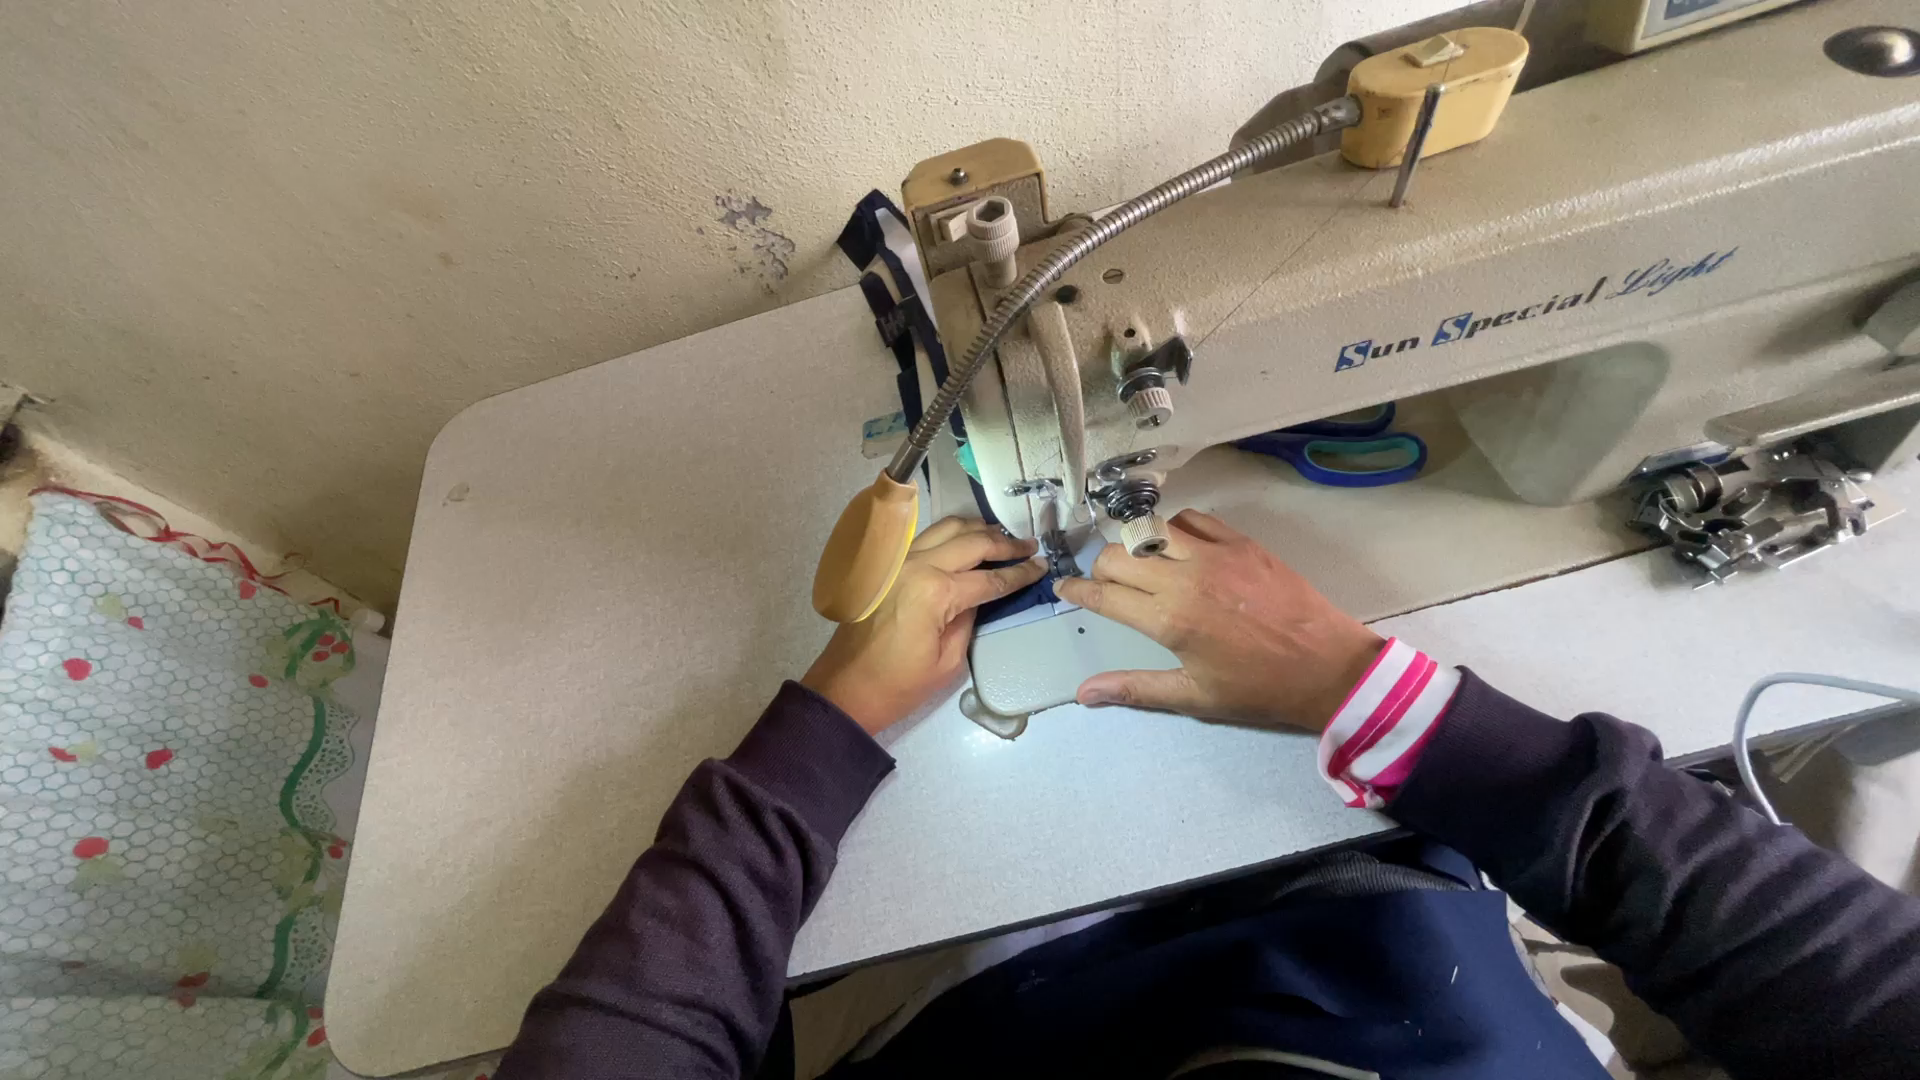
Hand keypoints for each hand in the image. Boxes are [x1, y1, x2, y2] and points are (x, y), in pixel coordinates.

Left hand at [803, 517, 1046, 734]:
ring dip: (977, 529)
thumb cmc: (898, 685)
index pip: (989, 577)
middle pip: (972, 542)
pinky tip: (964, 539)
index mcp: (935, 592)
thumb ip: (968, 620)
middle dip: (1005, 543)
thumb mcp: (948, 661)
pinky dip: (949, 533)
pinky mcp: (886, 565)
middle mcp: (917, 565)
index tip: (1041, 565)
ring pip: (946, 528)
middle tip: (1029, 546)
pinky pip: (924, 537)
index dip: (1019, 573)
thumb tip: (977, 597)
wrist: (845, 688)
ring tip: (1001, 537)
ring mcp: (898, 560)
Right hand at [1053, 510, 1382, 732]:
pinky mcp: (1240, 542)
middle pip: (1117, 555)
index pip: (1104, 595)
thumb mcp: (1194, 696)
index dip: (1078, 591)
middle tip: (1107, 583)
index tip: (1064, 587)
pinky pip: (1192, 519)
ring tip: (1141, 562)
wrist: (1329, 668)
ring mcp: (1213, 554)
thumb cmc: (1258, 689)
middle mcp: (1183, 579)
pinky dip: (1174, 529)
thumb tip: (1084, 694)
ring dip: (1135, 545)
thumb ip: (1135, 688)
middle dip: (1101, 568)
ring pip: (1150, 530)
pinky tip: (1178, 546)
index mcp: (1168, 621)